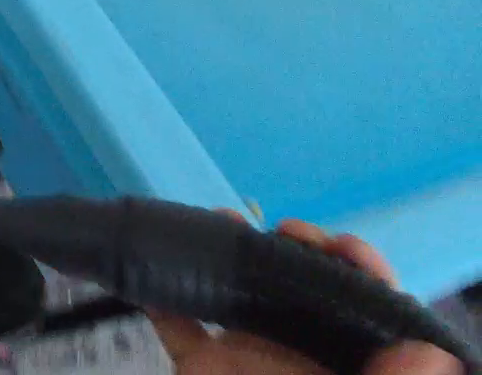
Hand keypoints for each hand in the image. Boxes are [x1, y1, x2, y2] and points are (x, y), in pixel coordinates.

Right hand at [151, 219, 462, 374]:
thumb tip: (430, 349)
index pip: (382, 327)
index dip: (370, 282)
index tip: (342, 246)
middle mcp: (310, 367)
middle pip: (314, 302)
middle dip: (300, 257)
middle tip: (281, 228)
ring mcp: (251, 364)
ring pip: (248, 299)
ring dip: (236, 258)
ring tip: (220, 222)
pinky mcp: (198, 364)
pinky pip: (177, 320)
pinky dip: (161, 287)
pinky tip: (153, 257)